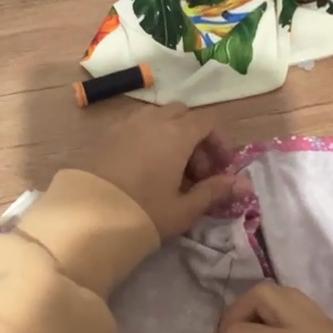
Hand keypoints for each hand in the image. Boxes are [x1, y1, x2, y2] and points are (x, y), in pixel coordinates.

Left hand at [84, 103, 252, 239]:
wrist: (87, 218)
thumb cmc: (144, 212)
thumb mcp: (184, 209)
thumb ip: (215, 192)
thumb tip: (244, 183)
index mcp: (176, 134)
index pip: (207, 122)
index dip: (219, 142)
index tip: (221, 168)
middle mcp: (151, 121)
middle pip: (182, 115)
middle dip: (195, 138)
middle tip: (195, 172)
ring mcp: (125, 125)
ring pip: (156, 119)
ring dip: (170, 137)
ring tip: (169, 172)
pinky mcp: (104, 136)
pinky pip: (134, 127)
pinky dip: (146, 140)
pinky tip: (143, 170)